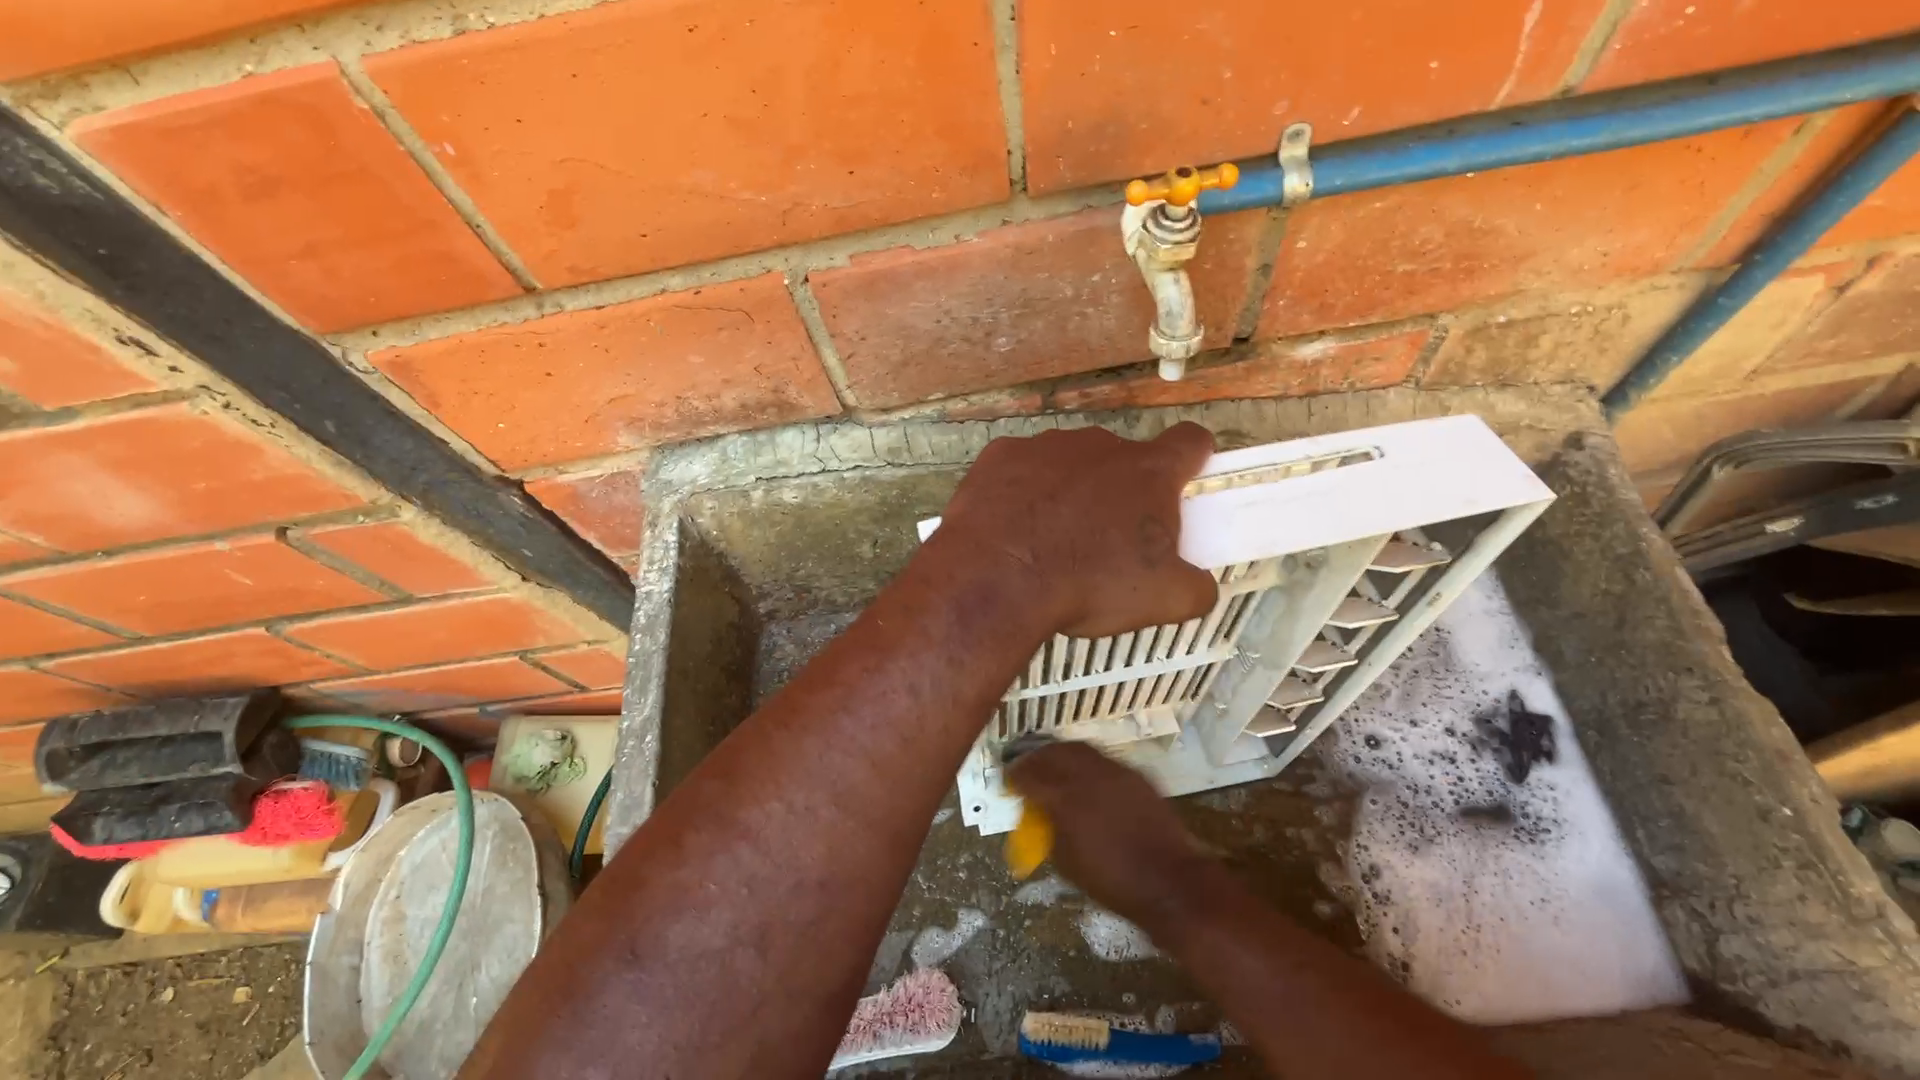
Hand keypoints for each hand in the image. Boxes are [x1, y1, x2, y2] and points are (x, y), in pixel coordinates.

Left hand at [934, 423, 1217, 638]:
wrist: (997, 580)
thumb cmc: (1089, 585)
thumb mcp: (1163, 600)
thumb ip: (1196, 587)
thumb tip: (1200, 584)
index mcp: (1148, 471)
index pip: (1190, 442)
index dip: (1193, 458)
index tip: (1183, 481)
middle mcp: (1100, 445)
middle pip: (1123, 459)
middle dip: (1120, 491)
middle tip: (1105, 540)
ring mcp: (1046, 446)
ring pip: (1069, 465)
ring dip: (1068, 492)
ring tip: (1050, 541)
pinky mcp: (999, 456)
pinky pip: (1020, 470)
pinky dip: (1020, 494)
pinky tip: (1011, 529)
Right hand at [1007, 741, 1218, 932]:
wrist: (1169, 882)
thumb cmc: (1113, 882)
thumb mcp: (1067, 862)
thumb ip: (1050, 830)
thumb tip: (1043, 815)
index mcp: (1065, 800)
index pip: (1030, 776)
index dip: (1014, 776)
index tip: (1008, 780)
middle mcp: (1088, 777)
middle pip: (1053, 753)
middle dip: (1036, 759)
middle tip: (1027, 768)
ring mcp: (1115, 772)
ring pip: (1080, 749)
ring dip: (1061, 755)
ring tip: (1053, 766)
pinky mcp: (1136, 776)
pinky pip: (1104, 760)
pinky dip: (1087, 764)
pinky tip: (1085, 777)